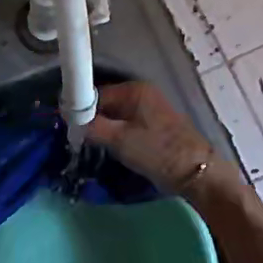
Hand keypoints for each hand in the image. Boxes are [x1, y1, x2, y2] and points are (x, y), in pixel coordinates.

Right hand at [84, 81, 231, 197]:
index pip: (95, 94)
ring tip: (92, 148)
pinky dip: (115, 137)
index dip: (80, 110)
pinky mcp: (152, 127)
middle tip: (79, 142)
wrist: (195, 172)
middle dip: (91, 122)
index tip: (68, 129)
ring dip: (103, 132)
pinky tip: (111, 151)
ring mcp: (148, 111)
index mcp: (134, 90)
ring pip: (114, 118)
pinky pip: (125, 127)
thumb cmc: (157, 152)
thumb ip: (92, 126)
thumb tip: (70, 118)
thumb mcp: (119, 139)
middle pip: (104, 105)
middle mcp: (141, 94)